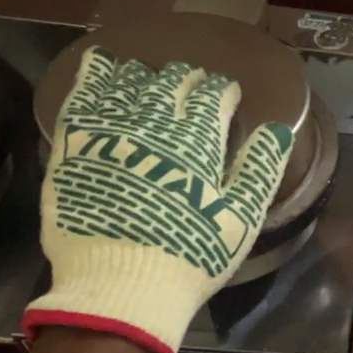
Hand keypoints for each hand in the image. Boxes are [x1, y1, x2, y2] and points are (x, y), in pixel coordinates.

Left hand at [23, 47, 294, 352]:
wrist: (122, 284)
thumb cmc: (190, 256)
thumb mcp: (241, 219)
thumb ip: (259, 170)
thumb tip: (279, 129)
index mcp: (199, 143)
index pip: (213, 98)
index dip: (222, 91)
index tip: (227, 92)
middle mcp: (154, 126)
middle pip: (170, 86)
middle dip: (185, 78)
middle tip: (191, 80)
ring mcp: (110, 133)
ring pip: (128, 85)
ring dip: (143, 75)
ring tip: (148, 74)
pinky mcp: (73, 146)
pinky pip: (82, 98)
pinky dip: (94, 78)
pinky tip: (100, 67)